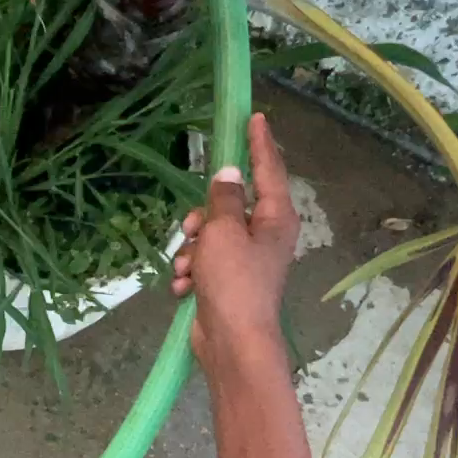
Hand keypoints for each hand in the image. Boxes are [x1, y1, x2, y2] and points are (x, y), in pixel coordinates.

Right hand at [170, 113, 298, 375]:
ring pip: (209, 238)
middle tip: (189, 228)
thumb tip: (228, 173)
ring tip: (185, 269)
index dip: (259, 143)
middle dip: (201, 218)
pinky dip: (189, 274)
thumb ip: (223, 199)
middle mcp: (264, 236)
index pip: (267, 169)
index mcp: (274, 218)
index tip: (254, 116)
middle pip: (228, 207)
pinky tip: (183, 288)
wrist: (232, 341)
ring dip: (189, 252)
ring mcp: (245, 262)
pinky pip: (202, 266)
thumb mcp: (223, 233)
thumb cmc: (233, 282)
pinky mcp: (225, 283)